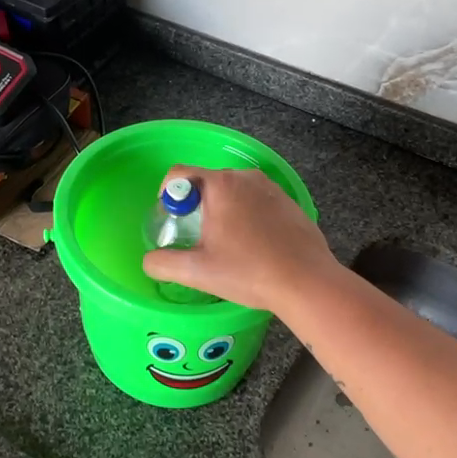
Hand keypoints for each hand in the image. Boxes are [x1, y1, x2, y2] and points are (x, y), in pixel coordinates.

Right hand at [141, 166, 341, 312]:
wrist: (307, 282)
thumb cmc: (249, 272)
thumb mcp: (197, 272)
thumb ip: (163, 263)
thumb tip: (149, 260)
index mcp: (219, 185)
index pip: (178, 174)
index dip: (167, 196)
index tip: (172, 222)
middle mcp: (244, 177)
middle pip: (206, 183)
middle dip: (196, 206)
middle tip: (198, 239)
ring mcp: (271, 188)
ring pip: (233, 192)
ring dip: (223, 212)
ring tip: (227, 245)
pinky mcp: (289, 202)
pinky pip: (256, 202)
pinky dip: (248, 217)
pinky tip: (254, 247)